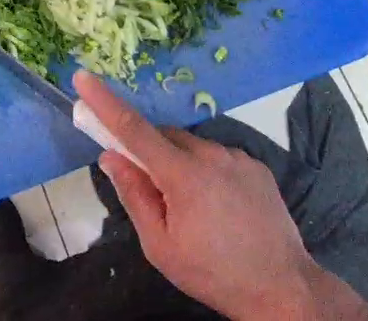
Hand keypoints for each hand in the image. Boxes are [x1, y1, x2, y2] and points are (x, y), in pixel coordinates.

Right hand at [76, 71, 367, 320]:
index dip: (105, 102)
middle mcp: (210, 154)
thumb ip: (134, 197)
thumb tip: (111, 157)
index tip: (82, 77)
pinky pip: (219, 157)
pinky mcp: (256, 165)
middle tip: (153, 191)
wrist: (284, 289)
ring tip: (196, 210)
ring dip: (182, 164)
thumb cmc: (214, 273)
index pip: (134, 129)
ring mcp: (237, 156)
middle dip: (150, 154)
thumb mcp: (161, 247)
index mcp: (182, 174)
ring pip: (193, 147)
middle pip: (164, 137)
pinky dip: (209, 172)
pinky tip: (221, 207)